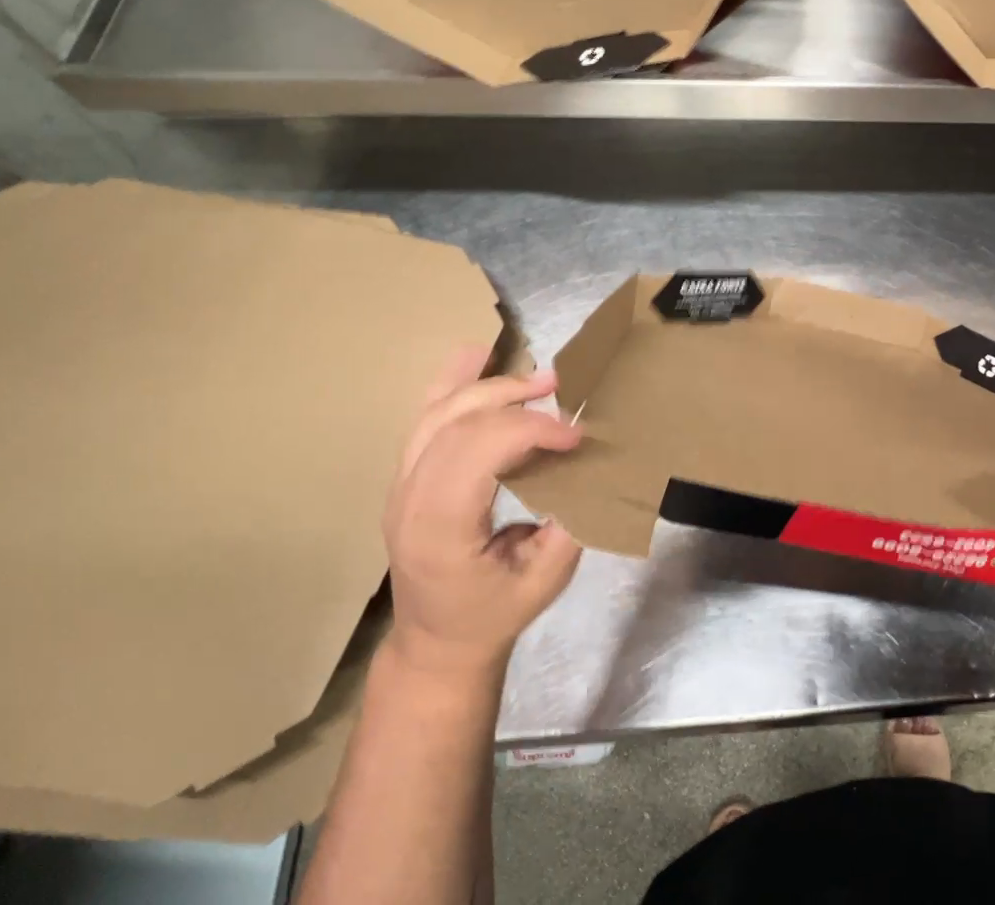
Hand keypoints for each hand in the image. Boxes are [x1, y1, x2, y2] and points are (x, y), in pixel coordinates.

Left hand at [382, 348, 584, 677]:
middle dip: (514, 399)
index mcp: (439, 527)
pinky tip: (474, 354)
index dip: (530, 431)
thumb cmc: (494, 614)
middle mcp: (409, 497)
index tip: (577, 437)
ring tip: (540, 377)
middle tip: (564, 391)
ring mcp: (400, 485)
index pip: (478, 452)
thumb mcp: (544, 578)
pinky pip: (425, 420)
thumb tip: (594, 470)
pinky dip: (451, 383)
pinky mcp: (407, 478)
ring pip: (437, 413)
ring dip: (489, 387)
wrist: (438, 641)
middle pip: (457, 423)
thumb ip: (569, 524)